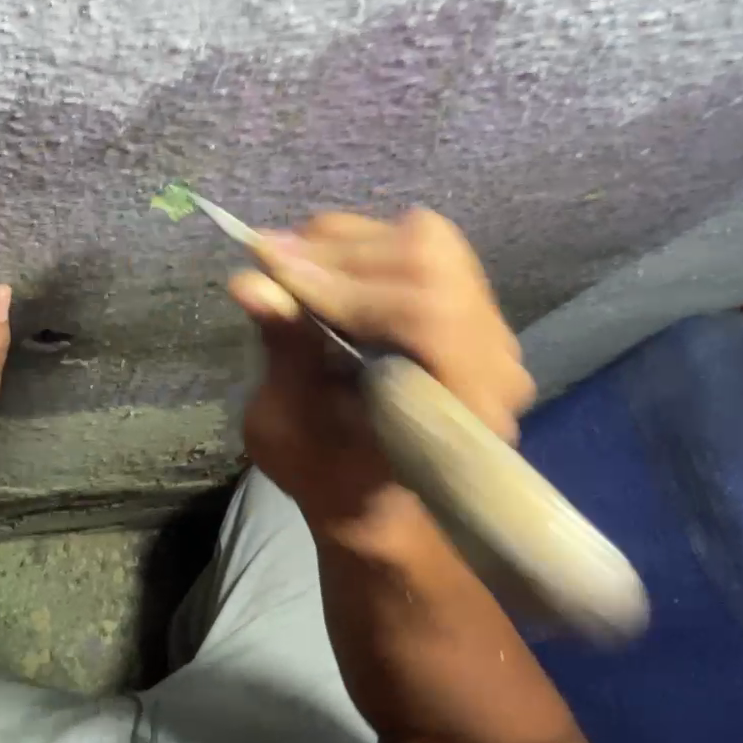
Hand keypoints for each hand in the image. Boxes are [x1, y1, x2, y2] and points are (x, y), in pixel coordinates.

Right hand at [228, 209, 534, 538]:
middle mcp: (492, 357)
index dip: (341, 282)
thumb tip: (249, 283)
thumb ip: (283, 351)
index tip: (269, 267)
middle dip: (338, 253)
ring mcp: (487, 328)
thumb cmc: (327, 476)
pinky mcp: (466, 307)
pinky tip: (321, 262)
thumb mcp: (287, 426)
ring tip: (289, 258)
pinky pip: (424, 252)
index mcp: (459, 403)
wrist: (372, 498)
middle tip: (268, 255)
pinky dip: (363, 247)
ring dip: (349, 244)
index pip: (421, 312)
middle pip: (428, 263)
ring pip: (428, 245)